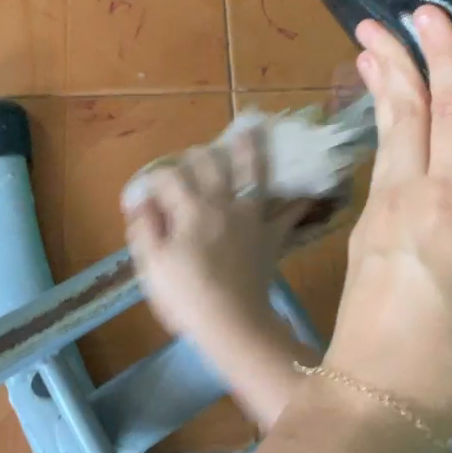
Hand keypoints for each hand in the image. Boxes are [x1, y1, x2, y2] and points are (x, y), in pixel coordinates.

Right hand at [124, 130, 286, 344]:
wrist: (232, 323)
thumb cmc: (186, 295)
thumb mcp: (152, 264)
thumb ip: (146, 228)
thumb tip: (141, 202)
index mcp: (190, 208)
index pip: (170, 177)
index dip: (157, 178)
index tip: (149, 189)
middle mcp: (222, 203)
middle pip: (211, 165)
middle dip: (200, 155)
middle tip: (196, 153)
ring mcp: (250, 218)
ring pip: (253, 174)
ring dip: (252, 150)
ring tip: (254, 129)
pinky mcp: (271, 237)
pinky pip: (288, 214)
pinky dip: (298, 202)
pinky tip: (310, 190)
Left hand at [324, 5, 451, 431]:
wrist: (375, 391)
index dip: (444, 62)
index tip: (427, 16)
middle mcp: (412, 194)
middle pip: (406, 112)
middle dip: (395, 60)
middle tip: (377, 18)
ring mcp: (380, 210)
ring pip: (384, 135)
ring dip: (381, 90)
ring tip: (368, 50)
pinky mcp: (364, 230)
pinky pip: (377, 164)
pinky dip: (378, 130)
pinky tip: (377, 122)